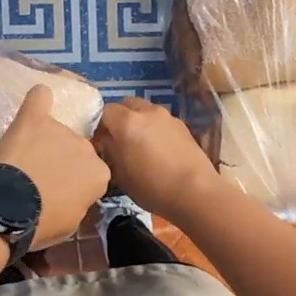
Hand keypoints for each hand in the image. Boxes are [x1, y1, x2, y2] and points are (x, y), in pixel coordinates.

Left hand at [0, 85, 110, 248]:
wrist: (8, 210)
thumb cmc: (42, 224)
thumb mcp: (72, 222)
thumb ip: (80, 201)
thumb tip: (76, 193)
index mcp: (100, 175)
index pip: (92, 172)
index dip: (75, 181)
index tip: (60, 189)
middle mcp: (86, 148)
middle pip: (76, 150)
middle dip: (62, 160)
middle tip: (40, 175)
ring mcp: (61, 130)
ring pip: (55, 131)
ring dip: (44, 141)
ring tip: (23, 159)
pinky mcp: (34, 119)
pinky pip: (40, 97)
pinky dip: (39, 99)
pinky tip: (38, 99)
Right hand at [90, 97, 220, 222]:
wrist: (195, 191)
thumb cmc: (151, 187)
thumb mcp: (120, 174)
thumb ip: (109, 151)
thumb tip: (106, 141)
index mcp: (127, 122)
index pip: (105, 111)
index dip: (100, 126)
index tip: (101, 142)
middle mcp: (147, 112)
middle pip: (127, 104)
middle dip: (120, 118)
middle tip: (119, 140)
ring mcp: (168, 117)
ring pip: (146, 110)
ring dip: (139, 121)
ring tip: (141, 144)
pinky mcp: (183, 126)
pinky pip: (162, 120)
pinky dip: (155, 128)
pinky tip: (159, 149)